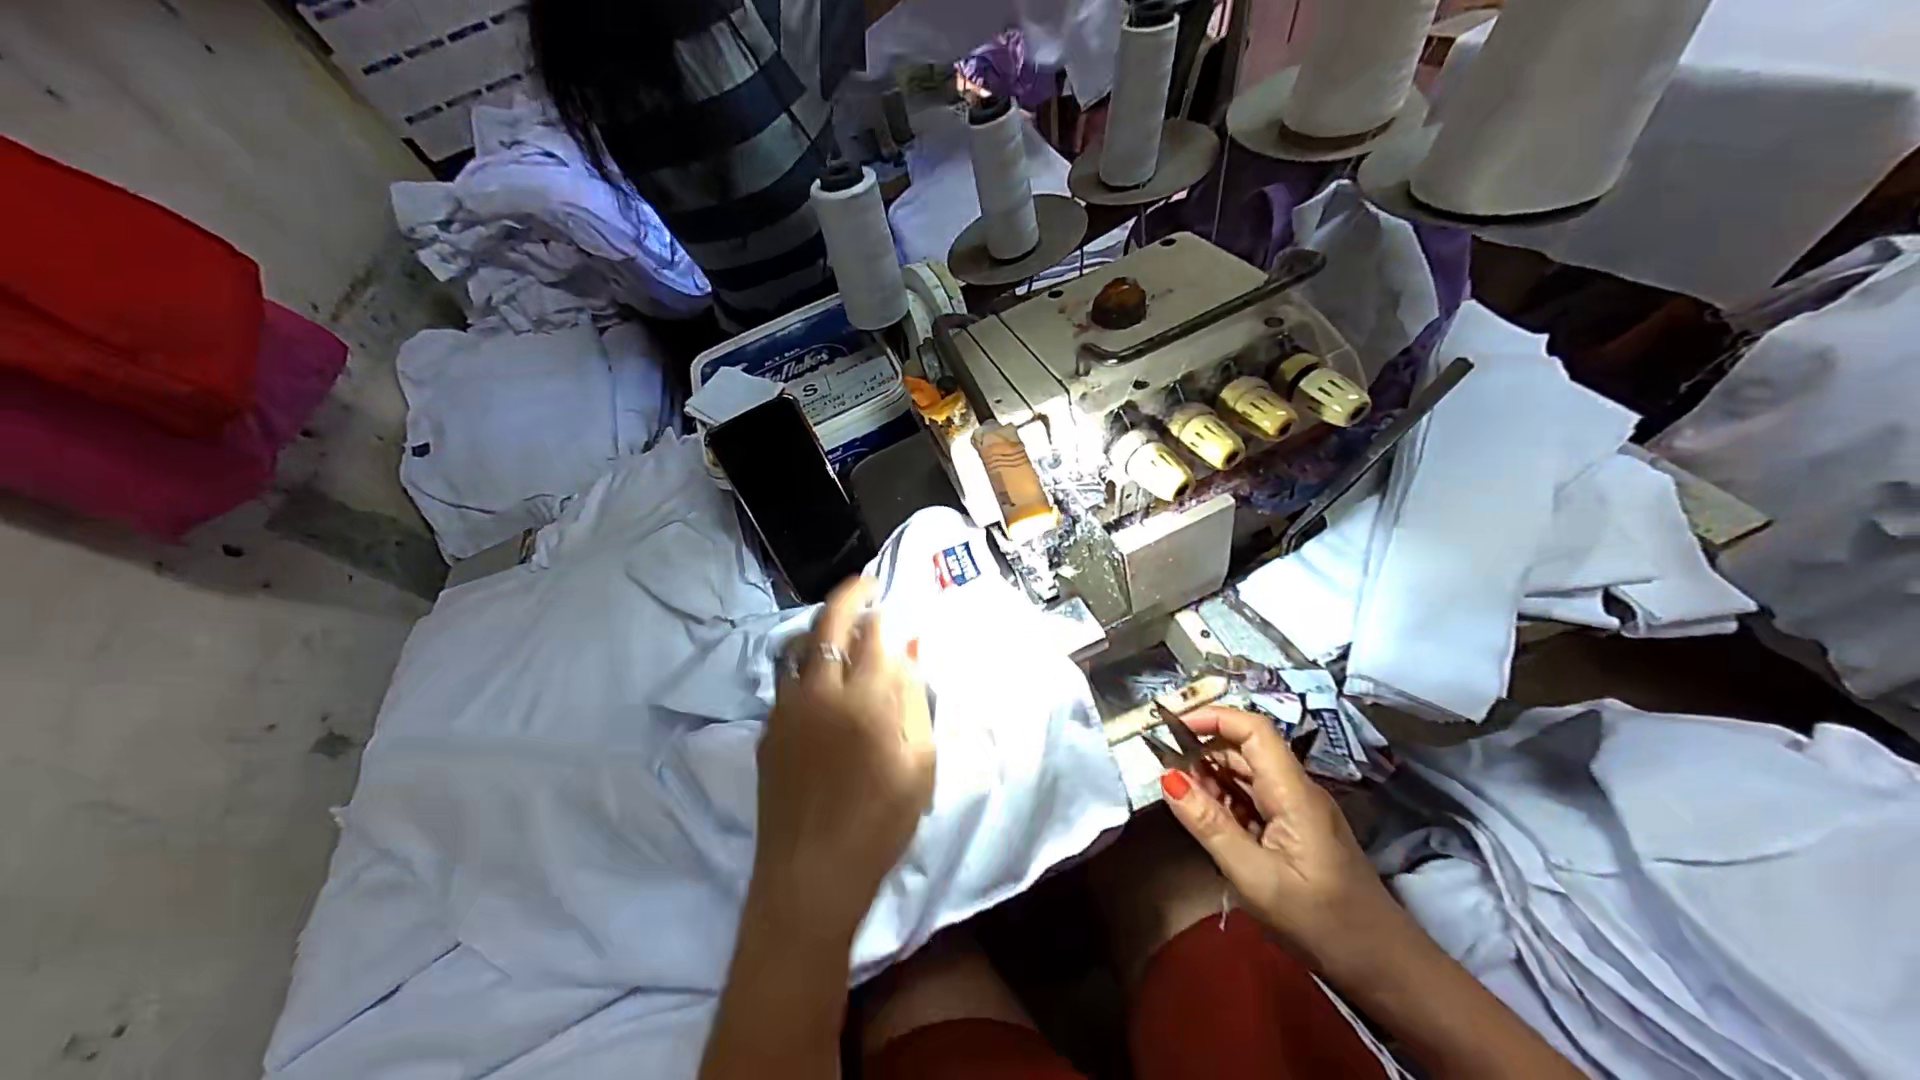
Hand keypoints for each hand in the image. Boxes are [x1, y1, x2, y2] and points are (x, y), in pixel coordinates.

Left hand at [753, 577, 935, 934]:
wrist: (810, 876)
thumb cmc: (880, 826)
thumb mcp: (921, 766)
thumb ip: (916, 702)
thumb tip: (910, 653)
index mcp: (865, 701)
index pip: (874, 635)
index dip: (885, 615)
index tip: (893, 607)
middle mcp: (820, 693)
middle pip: (830, 624)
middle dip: (849, 595)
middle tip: (866, 585)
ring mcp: (786, 710)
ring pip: (800, 647)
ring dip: (823, 627)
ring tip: (842, 628)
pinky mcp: (768, 730)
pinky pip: (786, 680)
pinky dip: (805, 662)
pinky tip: (820, 678)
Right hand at [1159, 706, 1422, 986]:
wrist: (1384, 967)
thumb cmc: (1321, 922)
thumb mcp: (1256, 877)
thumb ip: (1210, 825)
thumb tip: (1167, 778)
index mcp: (1293, 793)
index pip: (1254, 730)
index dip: (1213, 717)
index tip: (1171, 726)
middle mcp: (1296, 790)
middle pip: (1247, 748)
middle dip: (1203, 747)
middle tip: (1163, 765)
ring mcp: (1297, 808)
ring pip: (1247, 772)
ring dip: (1210, 775)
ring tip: (1178, 792)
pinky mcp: (1294, 827)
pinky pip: (1253, 797)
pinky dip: (1224, 798)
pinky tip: (1205, 815)